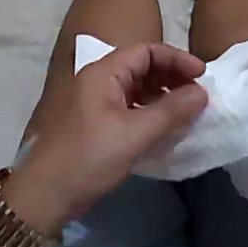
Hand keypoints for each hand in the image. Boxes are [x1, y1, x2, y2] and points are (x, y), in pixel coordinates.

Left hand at [7, 42, 207, 232]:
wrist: (44, 195)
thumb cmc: (88, 159)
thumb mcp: (134, 135)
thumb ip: (170, 111)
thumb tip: (202, 93)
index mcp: (103, 73)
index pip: (146, 51)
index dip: (176, 59)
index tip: (202, 76)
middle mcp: (98, 80)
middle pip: (141, 66)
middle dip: (172, 76)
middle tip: (197, 95)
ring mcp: (95, 101)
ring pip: (136, 87)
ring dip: (163, 94)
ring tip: (185, 111)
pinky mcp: (96, 122)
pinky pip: (129, 105)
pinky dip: (150, 110)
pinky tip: (164, 126)